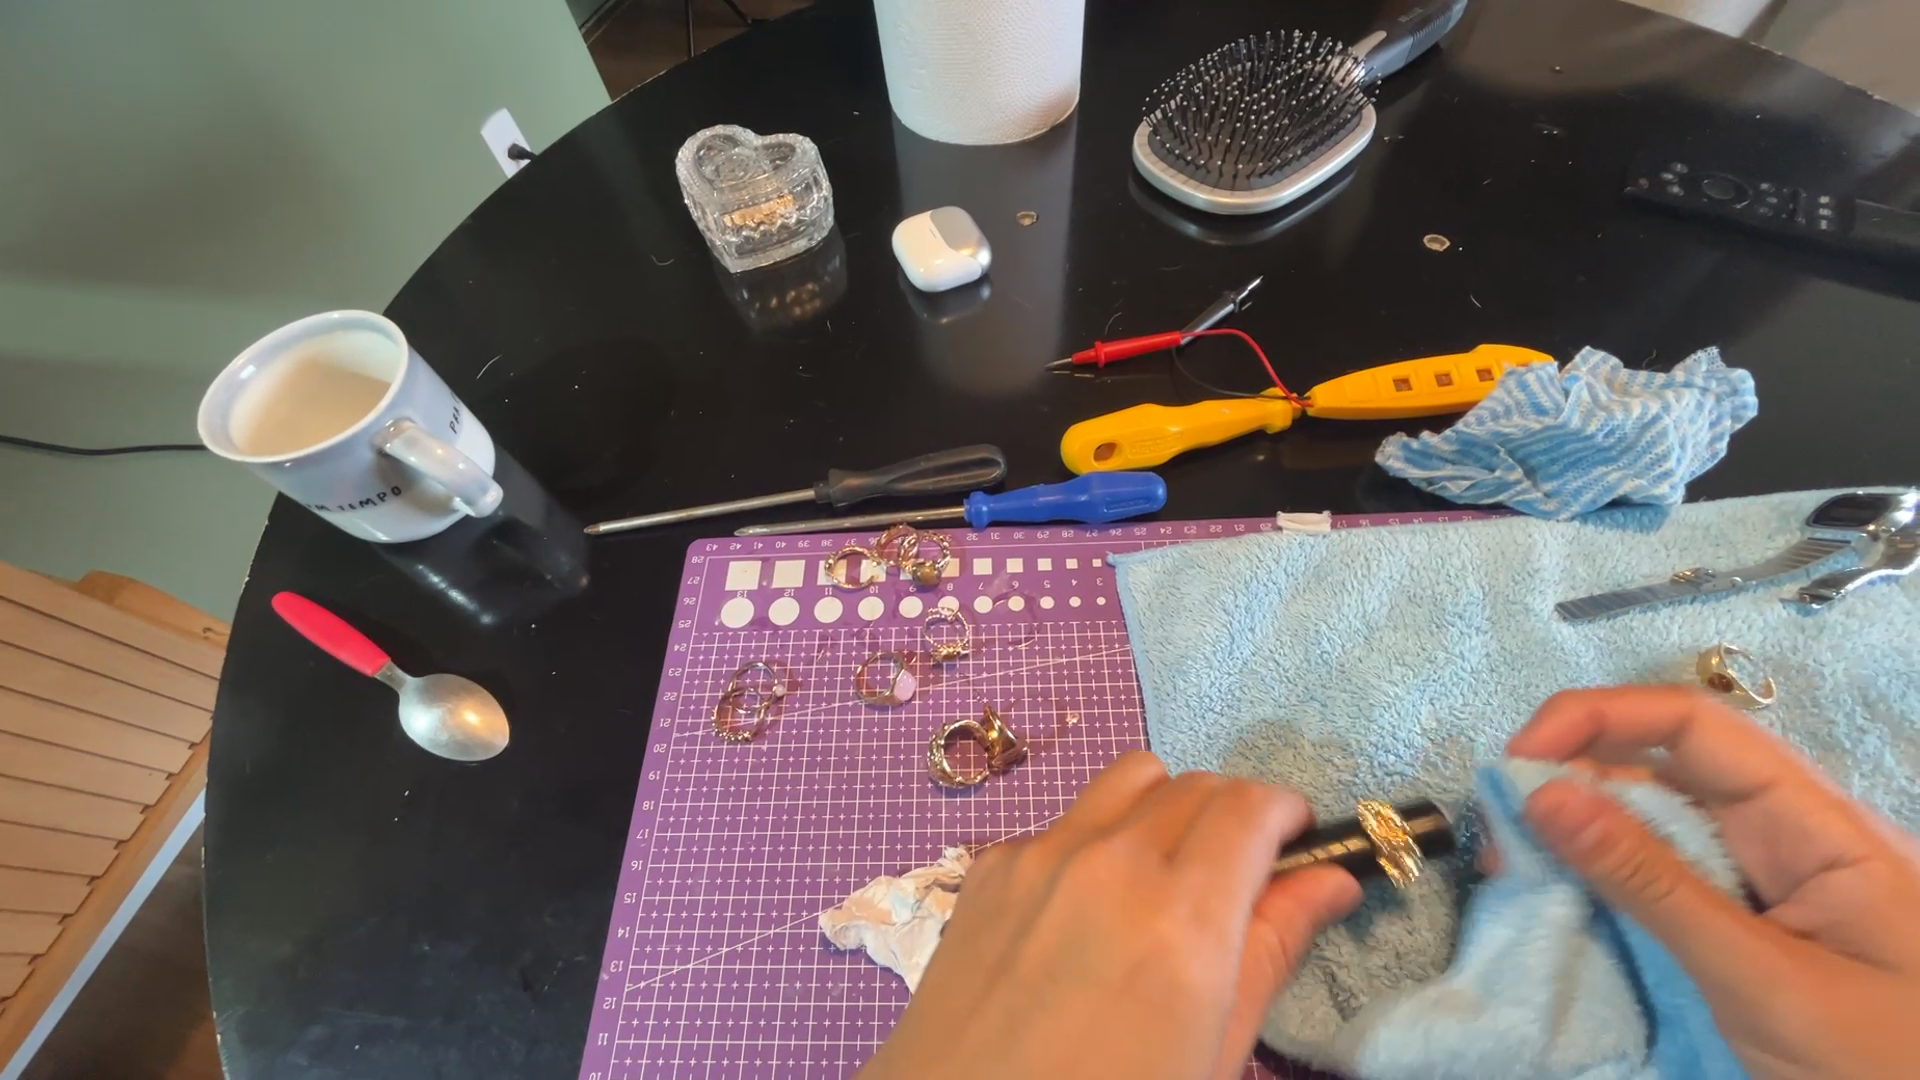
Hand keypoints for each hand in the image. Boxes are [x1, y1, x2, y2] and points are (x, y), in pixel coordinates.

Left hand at [859, 752, 1359, 1079]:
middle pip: (1194, 784)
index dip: (1284, 810)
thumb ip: (1272, 949)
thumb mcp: (1213, 1050)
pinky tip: (1083, 906)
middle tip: (1237, 870)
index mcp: (1181, 917)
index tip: (1296, 836)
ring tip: (1165, 870)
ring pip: (1129, 779)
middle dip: (1232, 812)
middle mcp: (1111, 860)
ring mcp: (1042, 851)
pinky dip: (1097, 838)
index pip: (1249, 806)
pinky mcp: (994, 860)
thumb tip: (1331, 878)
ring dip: (1166, 805)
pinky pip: (1066, 819)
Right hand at [1509, 686, 1919, 1079]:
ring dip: (1568, 828)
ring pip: (1638, 815)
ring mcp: (1752, 876)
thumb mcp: (1769, 984)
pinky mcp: (1728, 915)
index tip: (1521, 762)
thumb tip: (1538, 794)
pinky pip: (1643, 867)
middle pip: (1652, 763)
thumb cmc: (1896, 1075)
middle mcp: (1779, 834)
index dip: (1595, 718)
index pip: (1691, 724)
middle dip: (1565, 777)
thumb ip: (1652, 885)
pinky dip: (1587, 870)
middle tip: (1505, 828)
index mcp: (1818, 827)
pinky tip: (1554, 891)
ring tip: (1517, 866)